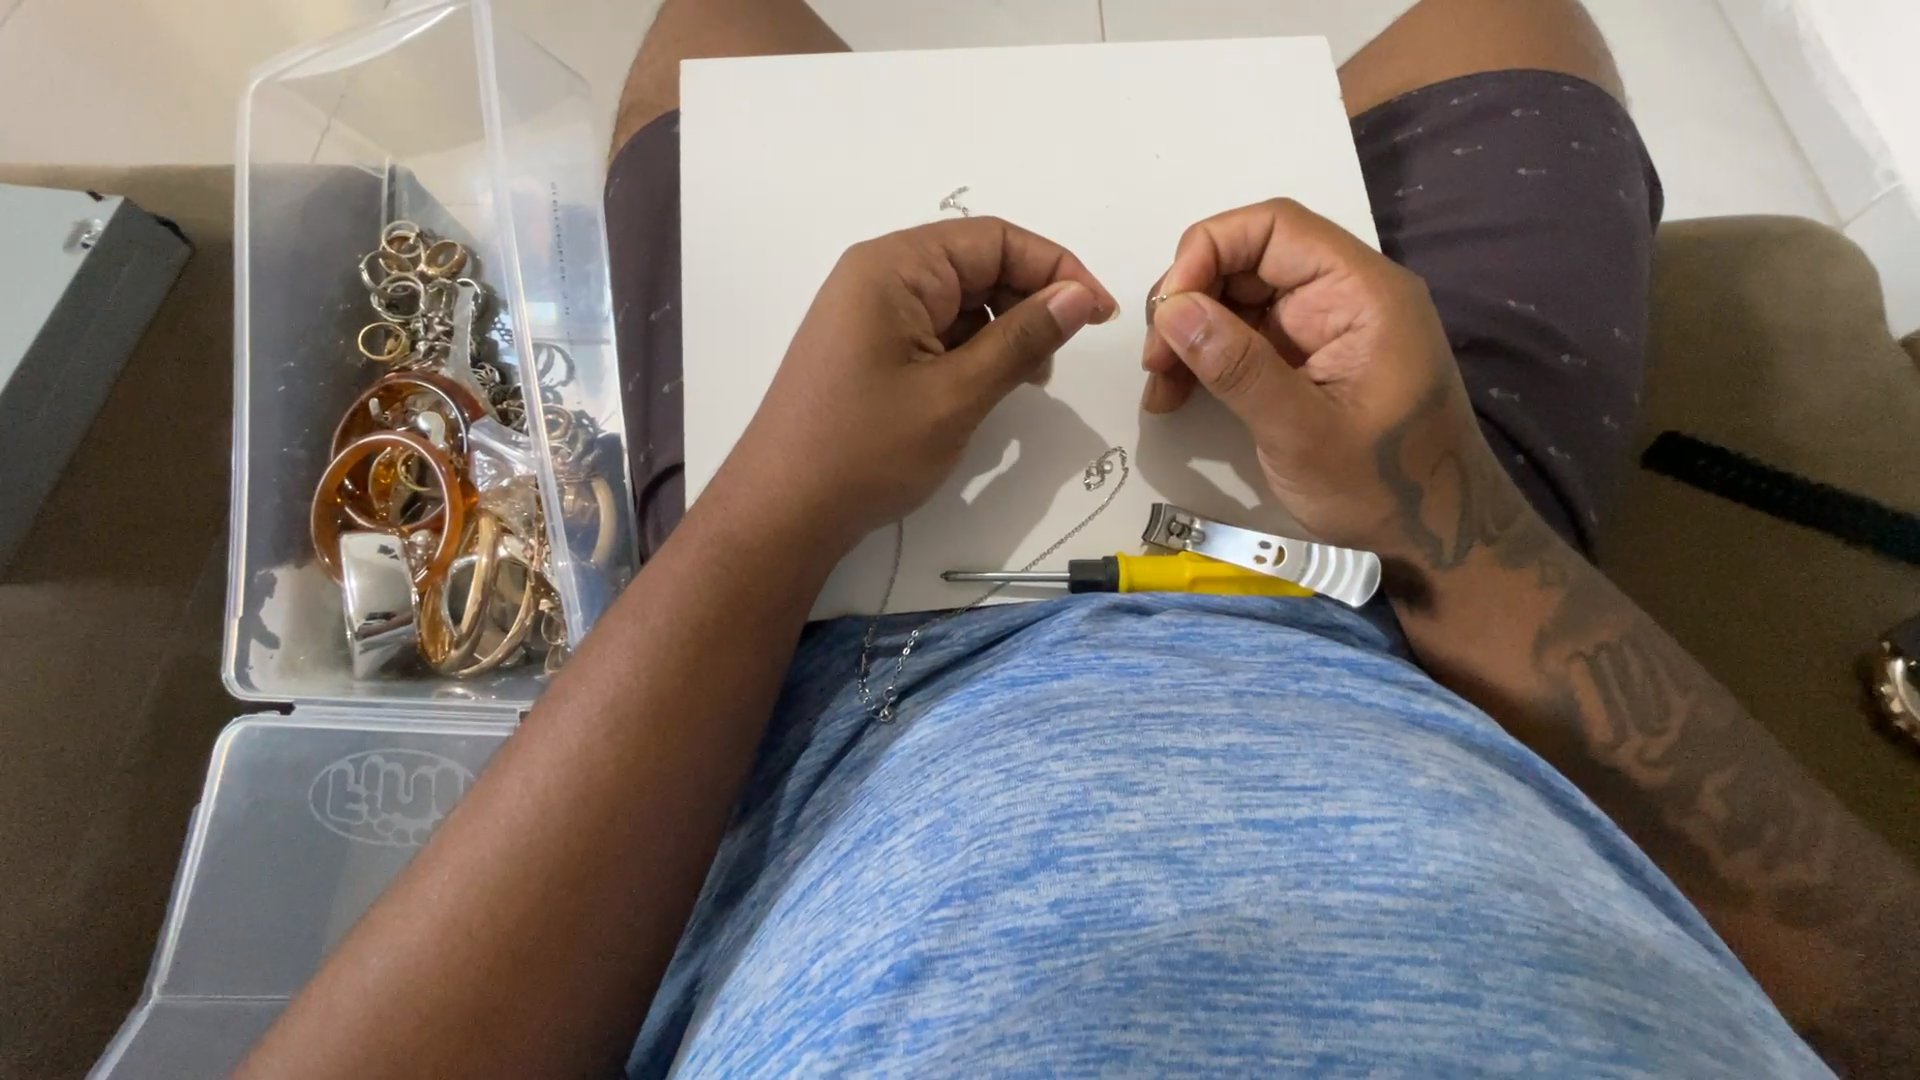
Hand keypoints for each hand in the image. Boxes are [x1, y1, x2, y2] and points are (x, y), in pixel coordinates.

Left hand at [714, 217, 1117, 550]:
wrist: (784, 510)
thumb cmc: (866, 450)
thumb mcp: (955, 394)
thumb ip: (1021, 339)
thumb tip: (1079, 294)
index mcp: (894, 268)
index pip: (994, 238)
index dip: (1055, 270)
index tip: (1098, 315)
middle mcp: (879, 277)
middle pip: (976, 265)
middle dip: (1028, 303)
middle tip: (1054, 362)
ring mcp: (869, 314)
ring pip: (959, 302)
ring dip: (1002, 332)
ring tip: (1023, 381)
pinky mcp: (868, 349)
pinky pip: (934, 332)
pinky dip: (970, 353)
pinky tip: (985, 389)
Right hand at [1140, 199, 1533, 582]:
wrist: (1427, 536)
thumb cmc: (1379, 487)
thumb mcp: (1301, 432)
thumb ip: (1237, 367)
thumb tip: (1170, 311)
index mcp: (1360, 292)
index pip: (1274, 227)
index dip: (1207, 251)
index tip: (1167, 312)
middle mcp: (1340, 296)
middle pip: (1247, 260)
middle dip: (1189, 302)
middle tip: (1155, 363)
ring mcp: (1320, 329)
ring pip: (1235, 301)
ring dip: (1188, 337)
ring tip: (1159, 389)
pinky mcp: (1303, 361)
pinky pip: (1241, 340)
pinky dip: (1203, 362)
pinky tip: (1176, 396)